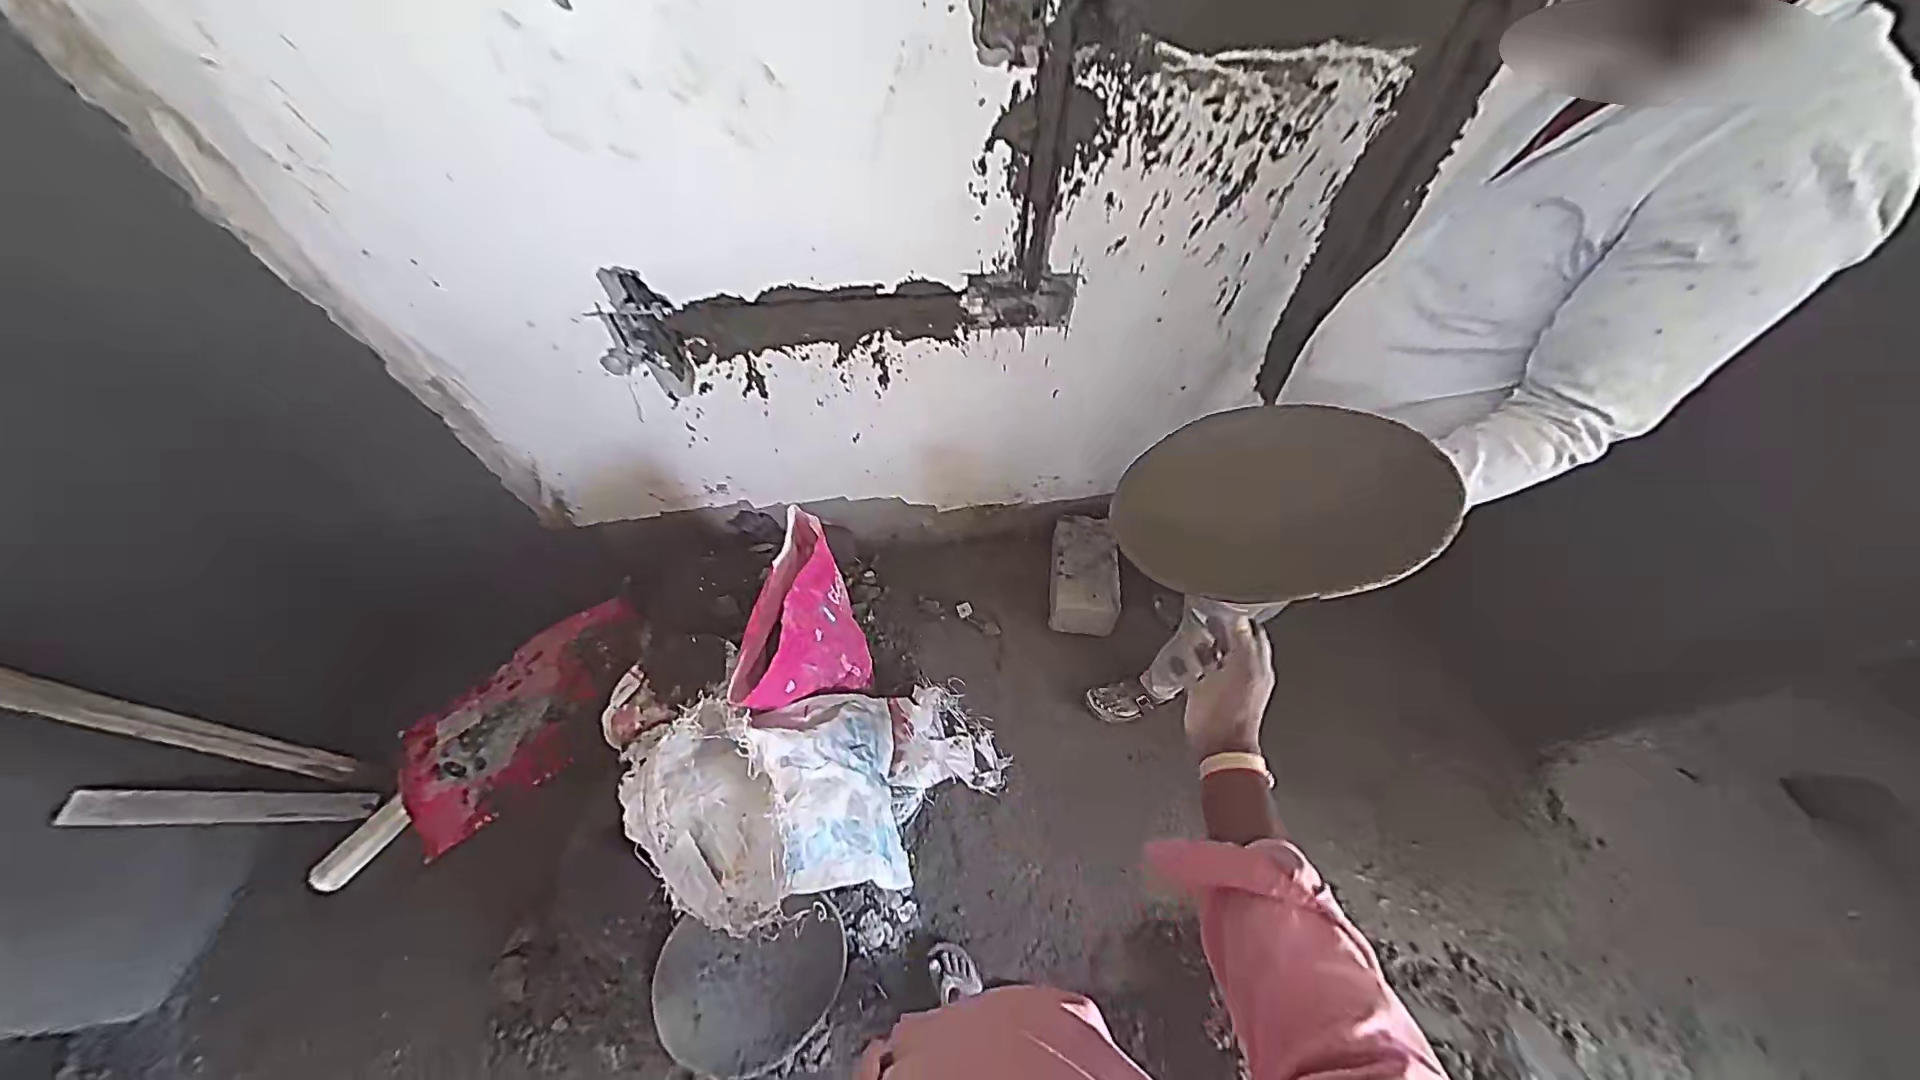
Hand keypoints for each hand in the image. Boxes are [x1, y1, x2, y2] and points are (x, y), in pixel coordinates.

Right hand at [1182, 614, 1274, 760]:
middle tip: (1207, 614)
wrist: (1217, 744)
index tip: (1227, 606)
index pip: (1252, 634)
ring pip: (1213, 655)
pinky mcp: (1203, 692)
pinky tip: (1181, 656)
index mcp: (1256, 665)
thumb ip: (1243, 643)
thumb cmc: (1232, 711)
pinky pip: (1196, 671)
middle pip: (1231, 642)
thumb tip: (1240, 620)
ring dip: (1203, 643)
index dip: (1241, 618)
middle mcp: (1241, 672)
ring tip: (1193, 631)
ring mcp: (1221, 682)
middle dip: (1220, 628)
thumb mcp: (1242, 670)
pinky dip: (1188, 661)